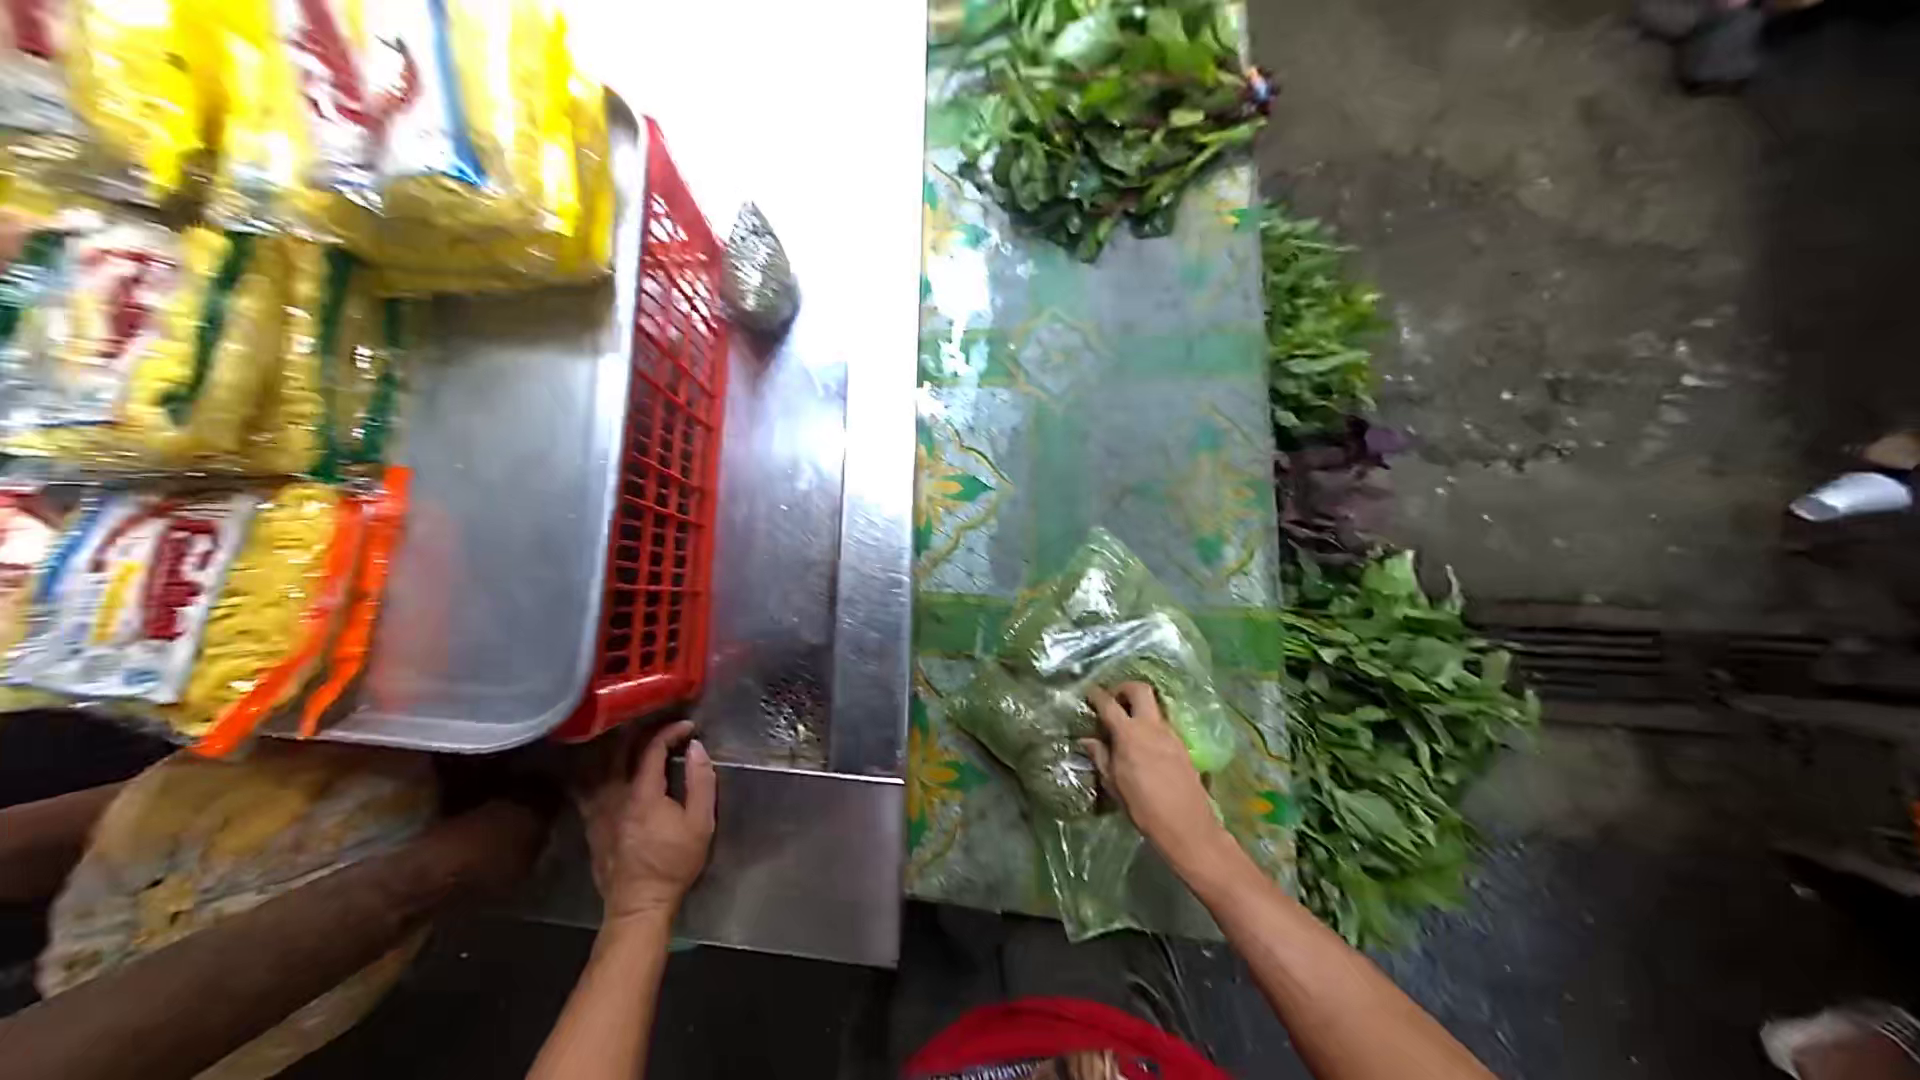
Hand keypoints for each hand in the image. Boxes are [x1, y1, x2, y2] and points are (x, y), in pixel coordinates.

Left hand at [574, 720, 716, 925]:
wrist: (639, 903)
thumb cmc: (674, 862)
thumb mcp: (701, 822)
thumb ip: (701, 781)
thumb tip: (696, 747)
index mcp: (642, 794)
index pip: (651, 748)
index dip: (671, 731)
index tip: (689, 727)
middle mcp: (613, 795)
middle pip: (618, 750)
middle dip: (641, 731)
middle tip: (661, 725)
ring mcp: (597, 809)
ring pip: (598, 765)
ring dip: (617, 745)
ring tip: (635, 737)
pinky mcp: (590, 822)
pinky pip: (589, 784)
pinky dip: (600, 767)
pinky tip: (610, 765)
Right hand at [1084, 683, 1233, 870]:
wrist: (1186, 826)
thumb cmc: (1143, 807)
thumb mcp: (1114, 783)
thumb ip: (1101, 756)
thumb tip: (1088, 740)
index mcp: (1129, 734)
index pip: (1109, 704)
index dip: (1097, 695)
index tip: (1089, 692)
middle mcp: (1151, 727)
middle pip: (1140, 689)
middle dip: (1124, 688)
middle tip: (1113, 700)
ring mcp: (1170, 734)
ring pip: (1154, 706)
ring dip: (1139, 707)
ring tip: (1126, 725)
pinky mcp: (1182, 745)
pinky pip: (1163, 724)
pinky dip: (1150, 724)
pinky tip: (1144, 744)